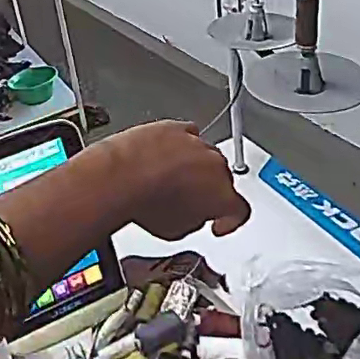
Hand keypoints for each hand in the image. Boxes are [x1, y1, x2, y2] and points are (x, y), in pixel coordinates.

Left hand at [97, 121, 251, 239]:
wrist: (121, 175)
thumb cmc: (145, 202)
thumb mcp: (175, 230)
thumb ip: (195, 221)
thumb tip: (190, 215)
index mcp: (223, 194)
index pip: (238, 210)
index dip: (230, 220)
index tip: (219, 223)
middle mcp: (214, 165)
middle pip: (221, 178)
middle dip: (208, 190)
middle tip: (189, 201)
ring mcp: (196, 144)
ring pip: (203, 156)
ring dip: (192, 167)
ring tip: (170, 180)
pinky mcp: (175, 128)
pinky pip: (185, 135)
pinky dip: (178, 145)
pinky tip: (164, 157)